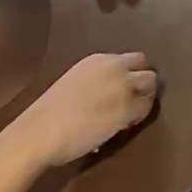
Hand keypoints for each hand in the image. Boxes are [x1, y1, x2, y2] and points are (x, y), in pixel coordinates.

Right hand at [4, 52, 157, 166]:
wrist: (40, 132)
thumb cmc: (49, 114)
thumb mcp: (75, 83)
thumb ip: (97, 81)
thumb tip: (108, 94)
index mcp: (99, 59)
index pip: (131, 59)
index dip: (132, 73)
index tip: (127, 88)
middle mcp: (115, 66)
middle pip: (145, 66)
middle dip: (144, 81)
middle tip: (136, 99)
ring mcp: (124, 85)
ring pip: (151, 83)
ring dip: (146, 96)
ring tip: (133, 112)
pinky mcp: (128, 107)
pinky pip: (146, 106)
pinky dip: (141, 114)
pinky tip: (128, 125)